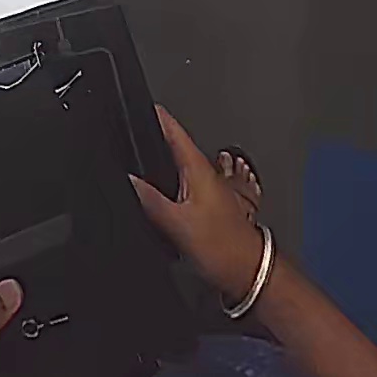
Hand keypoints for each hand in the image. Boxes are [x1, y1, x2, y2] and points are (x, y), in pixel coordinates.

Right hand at [130, 105, 265, 300]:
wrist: (247, 272)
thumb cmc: (222, 247)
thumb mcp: (179, 224)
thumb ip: (152, 200)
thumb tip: (129, 180)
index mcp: (197, 167)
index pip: (174, 130)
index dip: (156, 115)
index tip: (141, 104)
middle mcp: (201, 172)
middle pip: (173, 144)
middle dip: (152, 134)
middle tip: (131, 126)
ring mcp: (203, 187)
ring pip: (175, 164)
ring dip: (158, 158)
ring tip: (137, 155)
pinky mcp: (202, 204)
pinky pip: (178, 182)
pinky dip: (163, 180)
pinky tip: (152, 192)